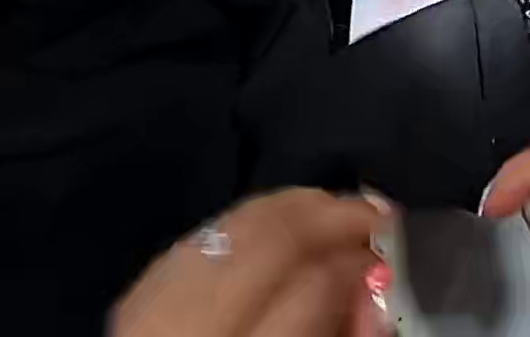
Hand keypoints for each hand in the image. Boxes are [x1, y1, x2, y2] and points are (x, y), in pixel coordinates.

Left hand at [109, 188, 392, 336]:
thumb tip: (377, 297)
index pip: (311, 289)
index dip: (358, 263)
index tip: (386, 254)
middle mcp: (189, 324)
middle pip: (276, 237)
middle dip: (336, 214)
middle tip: (376, 214)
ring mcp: (157, 300)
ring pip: (243, 219)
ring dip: (301, 204)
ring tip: (340, 207)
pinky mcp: (142, 286)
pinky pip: (213, 227)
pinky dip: (257, 214)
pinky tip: (285, 216)